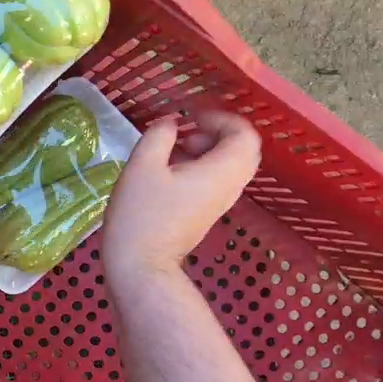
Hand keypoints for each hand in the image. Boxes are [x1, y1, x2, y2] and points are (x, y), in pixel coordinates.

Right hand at [103, 111, 260, 282]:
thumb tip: (169, 123)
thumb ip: (158, 136)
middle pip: (243, 150)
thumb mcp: (142, 166)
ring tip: (175, 152)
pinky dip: (202, 169)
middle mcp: (230, 186)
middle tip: (188, 133)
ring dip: (208, 152)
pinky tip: (171, 174)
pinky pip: (217, 182)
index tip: (191, 116)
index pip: (243, 133)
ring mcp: (220, 202)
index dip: (221, 118)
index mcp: (222, 170)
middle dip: (218, 134)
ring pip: (230, 166)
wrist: (139, 264)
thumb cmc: (140, 214)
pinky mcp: (206, 214)